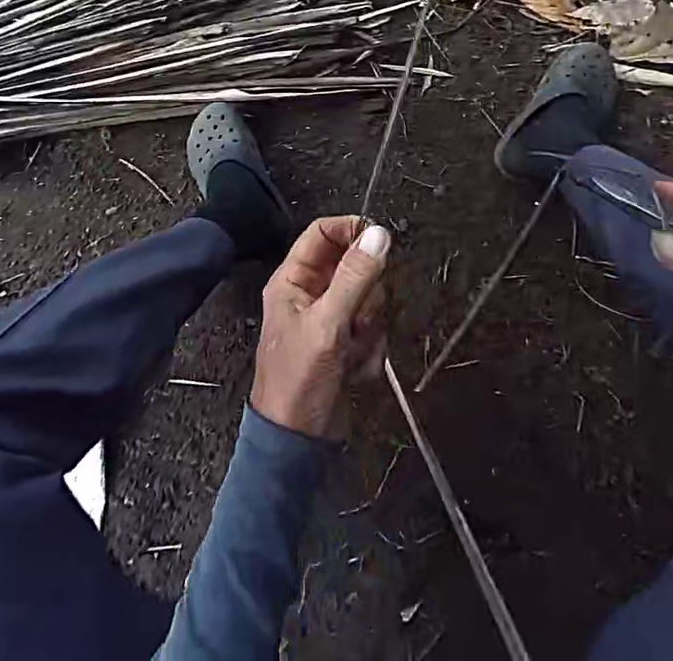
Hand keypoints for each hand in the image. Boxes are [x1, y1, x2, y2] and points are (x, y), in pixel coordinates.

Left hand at [251, 216, 390, 437]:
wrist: (299, 440)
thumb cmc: (300, 379)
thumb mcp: (327, 324)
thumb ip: (354, 277)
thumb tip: (379, 234)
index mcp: (293, 280)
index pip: (322, 234)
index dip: (350, 231)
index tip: (380, 241)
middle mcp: (311, 294)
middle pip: (353, 267)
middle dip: (365, 294)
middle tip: (358, 317)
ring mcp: (331, 319)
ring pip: (368, 299)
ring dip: (369, 326)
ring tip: (353, 348)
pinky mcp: (347, 343)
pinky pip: (372, 328)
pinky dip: (370, 348)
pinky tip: (356, 367)